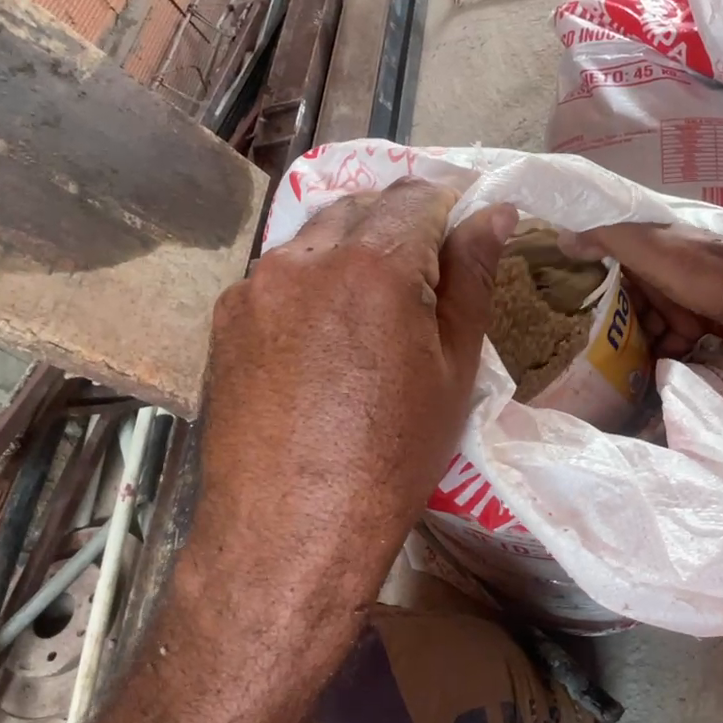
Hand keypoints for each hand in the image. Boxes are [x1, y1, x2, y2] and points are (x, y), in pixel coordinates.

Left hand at [198, 182, 513, 596]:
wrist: (293, 527)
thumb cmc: (395, 453)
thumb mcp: (454, 367)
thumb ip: (473, 278)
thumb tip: (496, 213)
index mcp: (374, 265)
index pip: (418, 196)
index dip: (450, 199)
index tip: (469, 217)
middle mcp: (306, 258)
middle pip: (362, 206)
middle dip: (401, 221)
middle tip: (431, 267)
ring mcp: (255, 286)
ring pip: (316, 237)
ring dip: (354, 248)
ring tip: (378, 303)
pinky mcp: (226, 318)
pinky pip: (280, 275)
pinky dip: (314, 281)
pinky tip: (328, 335)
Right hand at [562, 223, 722, 356]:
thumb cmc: (699, 269)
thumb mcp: (645, 245)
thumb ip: (604, 238)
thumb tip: (561, 237)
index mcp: (650, 248)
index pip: (612, 266)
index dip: (594, 286)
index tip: (569, 311)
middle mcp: (666, 272)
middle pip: (631, 301)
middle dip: (614, 324)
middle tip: (590, 352)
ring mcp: (686, 301)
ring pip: (651, 326)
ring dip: (637, 345)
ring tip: (614, 370)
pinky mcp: (705, 328)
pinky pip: (675, 345)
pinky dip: (664, 357)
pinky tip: (648, 375)